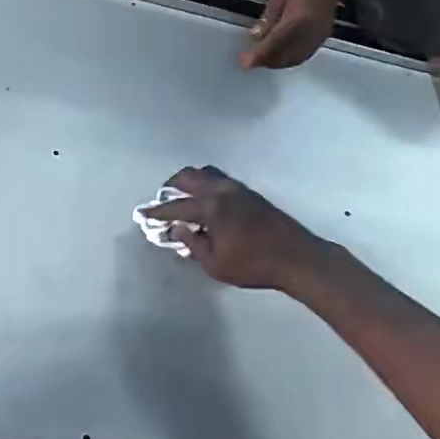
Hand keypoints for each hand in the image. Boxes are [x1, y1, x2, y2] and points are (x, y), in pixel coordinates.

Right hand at [138, 166, 339, 290]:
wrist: (297, 257)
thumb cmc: (254, 265)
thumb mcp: (216, 264)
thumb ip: (193, 243)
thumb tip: (177, 228)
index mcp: (211, 207)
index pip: (176, 207)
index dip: (157, 211)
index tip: (142, 213)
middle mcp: (222, 190)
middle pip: (189, 177)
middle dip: (171, 186)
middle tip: (162, 200)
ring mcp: (238, 188)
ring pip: (206, 173)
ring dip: (190, 181)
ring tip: (182, 198)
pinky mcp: (250, 193)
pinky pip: (220, 179)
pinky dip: (206, 184)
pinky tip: (206, 201)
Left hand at [242, 0, 342, 69]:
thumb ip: (268, 21)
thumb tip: (256, 39)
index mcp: (296, 21)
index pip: (273, 45)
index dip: (257, 57)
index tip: (244, 63)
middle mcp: (308, 35)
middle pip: (283, 57)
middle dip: (266, 61)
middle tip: (251, 60)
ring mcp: (318, 39)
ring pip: (294, 60)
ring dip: (277, 63)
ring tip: (264, 59)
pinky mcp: (323, 39)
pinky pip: (303, 56)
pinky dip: (289, 59)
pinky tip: (280, 55)